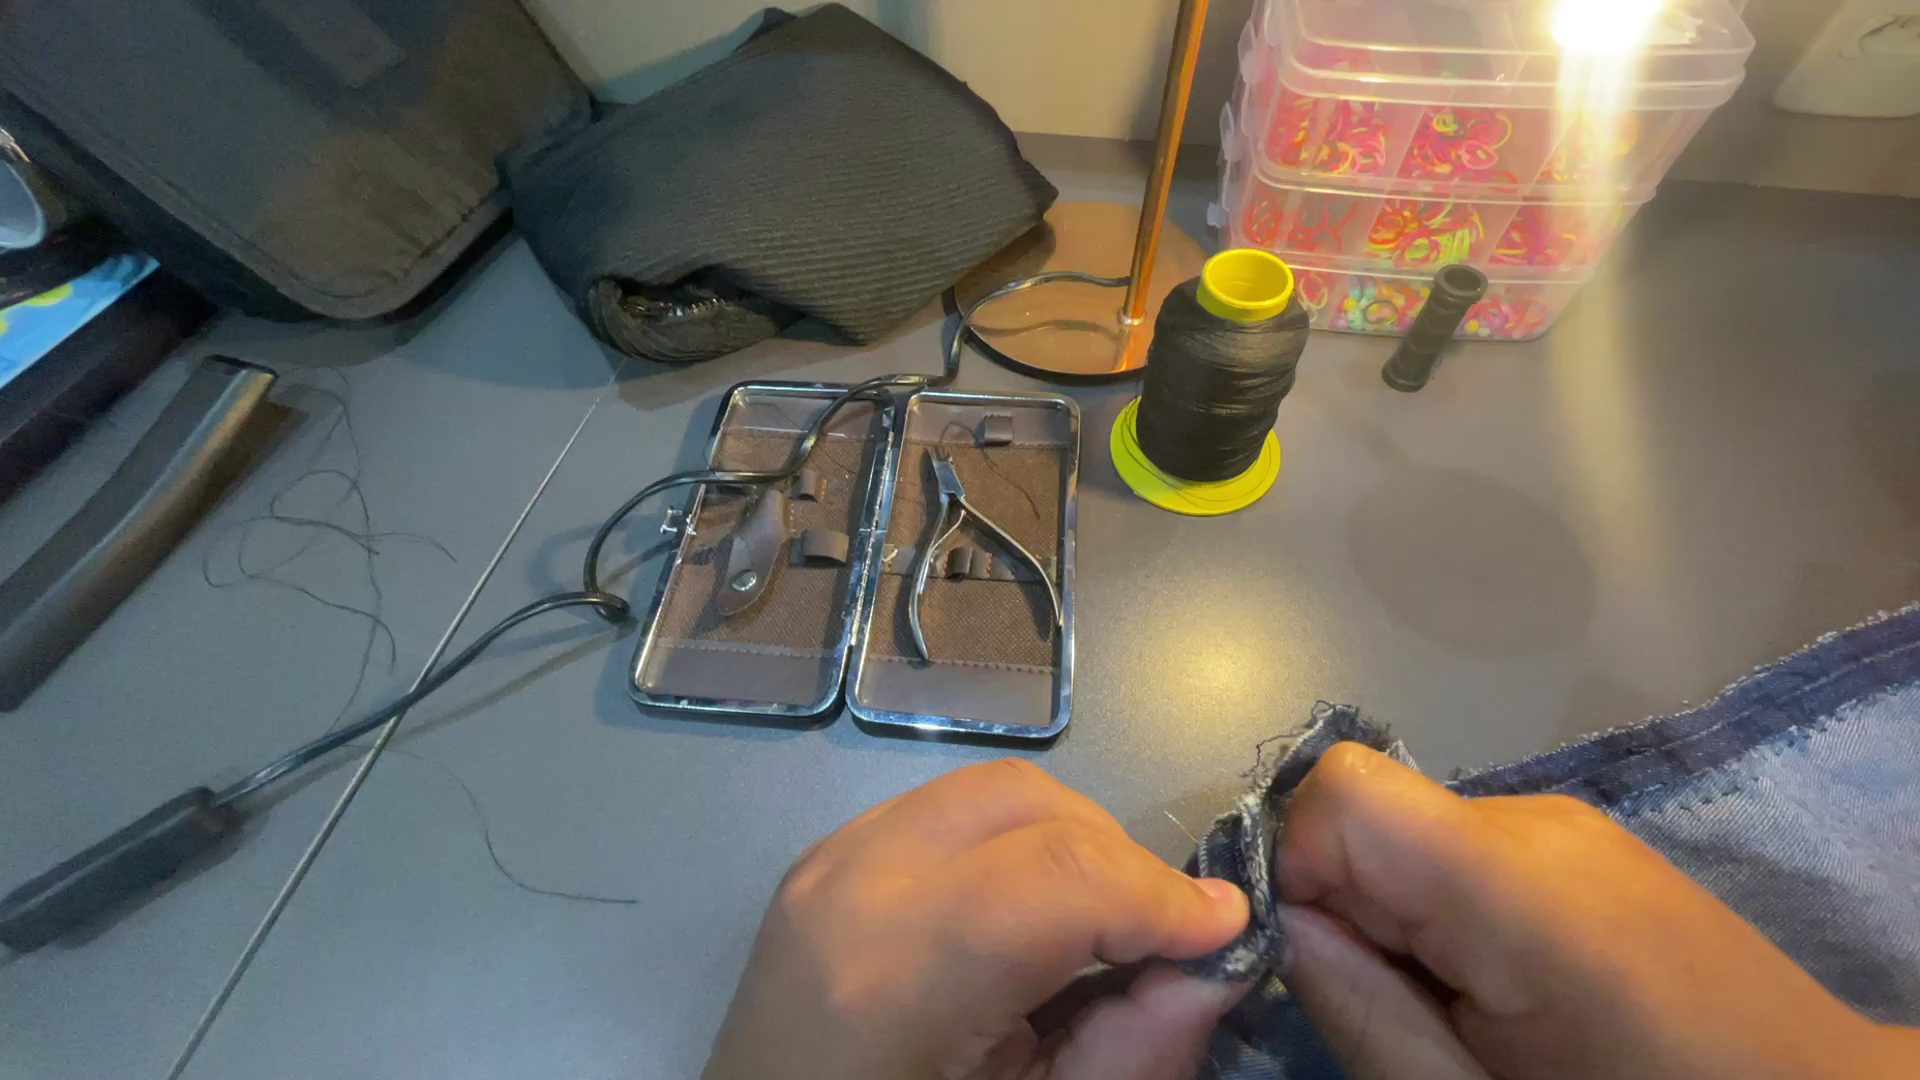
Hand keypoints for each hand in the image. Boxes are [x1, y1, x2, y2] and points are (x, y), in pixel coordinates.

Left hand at [702, 759, 1250, 1079]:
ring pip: (989, 789)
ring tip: (1089, 921)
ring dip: (1064, 837)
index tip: (1223, 926)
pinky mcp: (828, 849)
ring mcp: (830, 853)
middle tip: (1154, 929)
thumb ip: (1131, 1050)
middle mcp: (852, 879)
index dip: (1157, 893)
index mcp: (890, 972)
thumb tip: (1215, 957)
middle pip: (1024, 800)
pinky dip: (1009, 838)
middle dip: (1113, 853)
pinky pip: (947, 807)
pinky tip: (1017, 908)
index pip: (1056, 874)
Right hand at [1275, 743, 1919, 1079]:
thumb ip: (1357, 1006)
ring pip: (1399, 825)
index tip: (1323, 952)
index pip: (1345, 789)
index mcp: (1523, 888)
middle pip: (1365, 808)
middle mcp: (1535, 820)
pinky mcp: (1569, 832)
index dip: (1300, 859)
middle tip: (1406, 1001)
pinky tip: (1495, 972)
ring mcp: (1559, 819)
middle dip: (1344, 897)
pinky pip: (1445, 839)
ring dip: (1388, 903)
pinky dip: (1431, 898)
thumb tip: (1281, 918)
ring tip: (1459, 996)